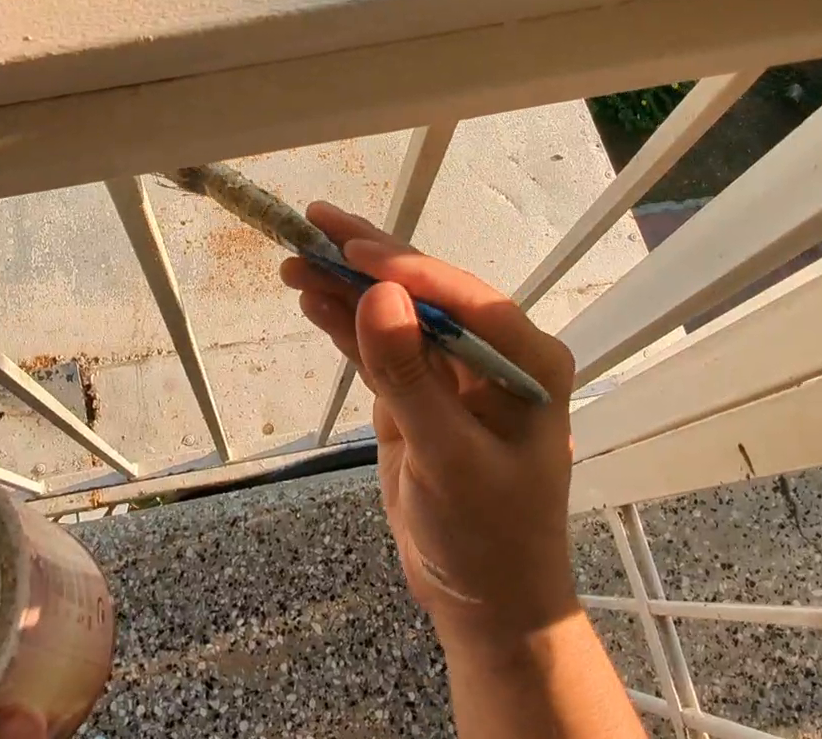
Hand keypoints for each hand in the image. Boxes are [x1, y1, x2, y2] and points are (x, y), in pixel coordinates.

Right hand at [281, 201, 579, 647]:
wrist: (484, 600)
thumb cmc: (485, 536)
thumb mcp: (446, 458)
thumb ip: (410, 376)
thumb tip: (378, 296)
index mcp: (525, 361)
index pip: (462, 297)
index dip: (404, 267)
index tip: (350, 247)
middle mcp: (490, 354)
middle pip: (422, 293)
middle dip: (368, 260)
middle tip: (314, 220)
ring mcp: (450, 373)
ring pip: (393, 317)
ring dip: (346, 289)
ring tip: (296, 260)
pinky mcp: (418, 393)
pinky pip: (378, 350)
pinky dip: (345, 326)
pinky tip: (314, 298)